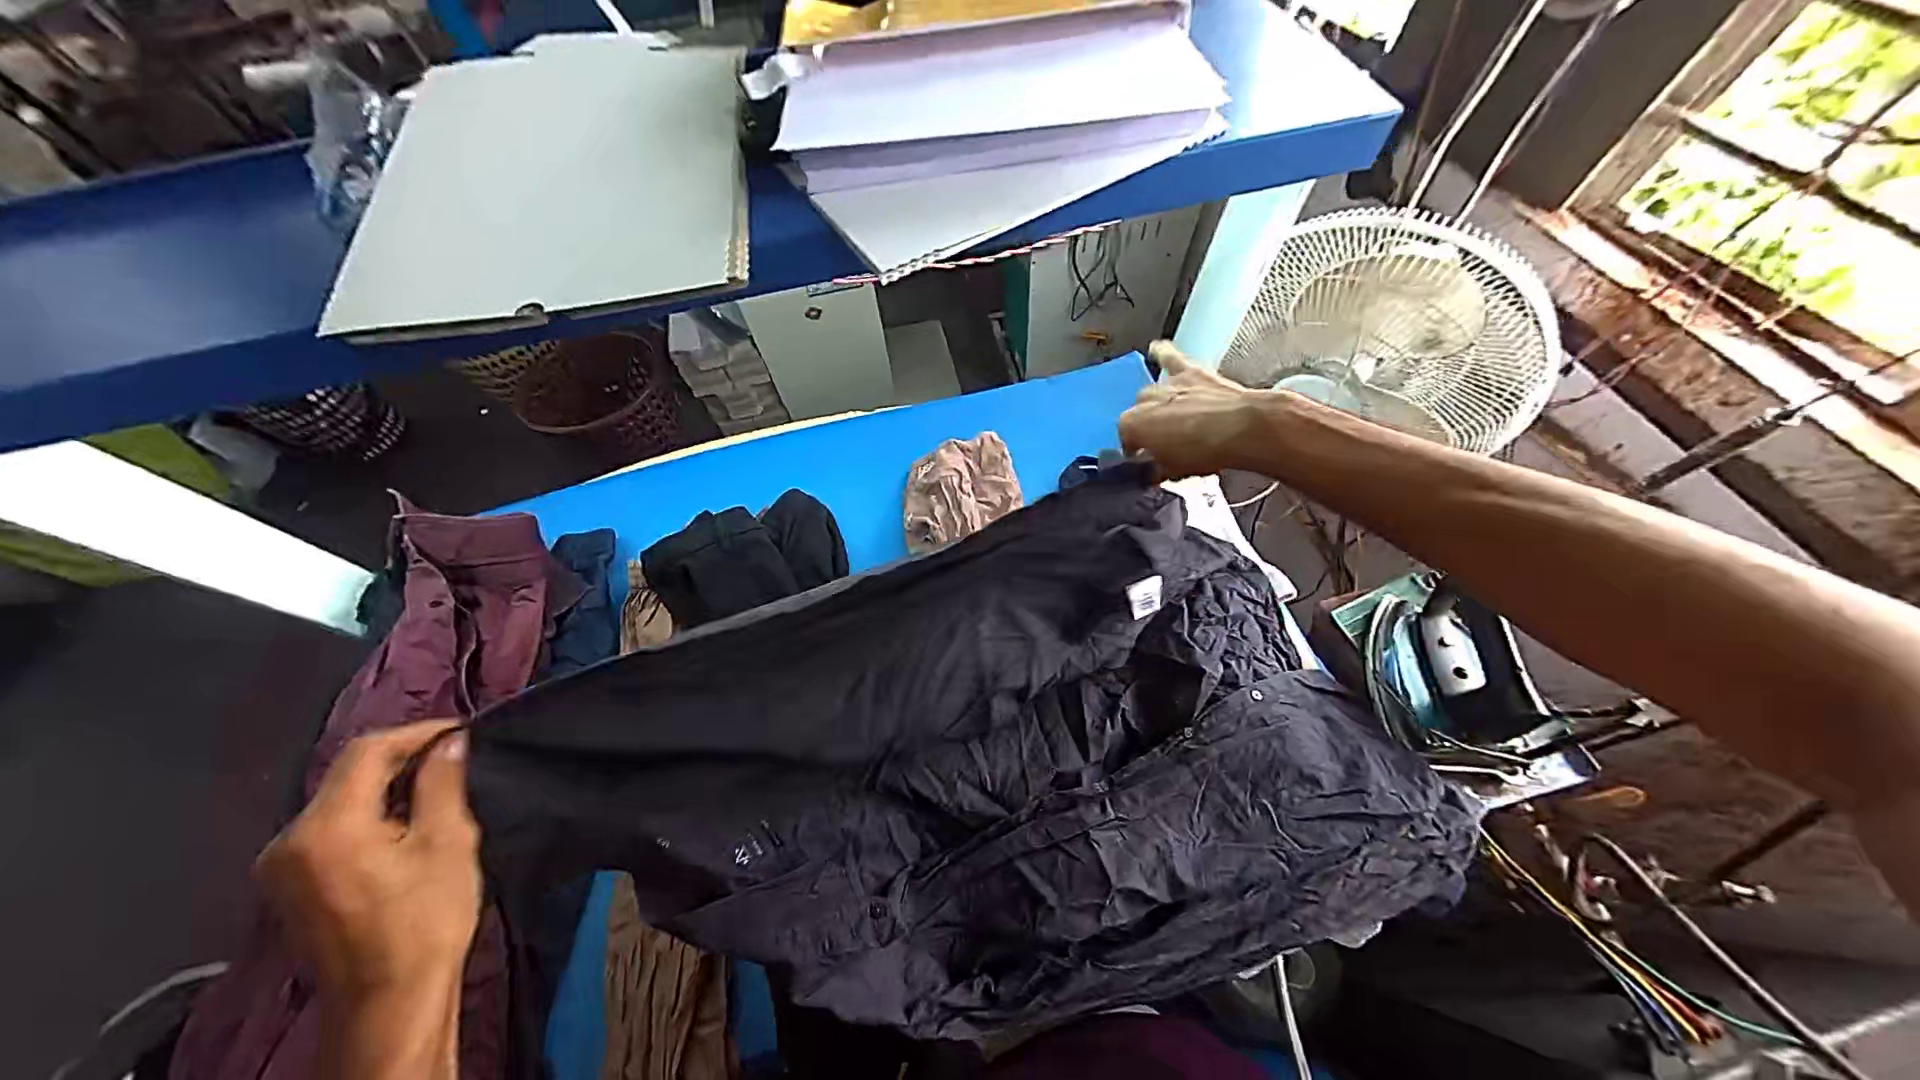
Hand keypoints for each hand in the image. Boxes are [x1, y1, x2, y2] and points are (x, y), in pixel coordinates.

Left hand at [256, 720, 477, 1079]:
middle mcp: (287, 841)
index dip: (417, 731)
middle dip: (404, 756)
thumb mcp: (448, 841)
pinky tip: (406, 816)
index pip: (366, 752)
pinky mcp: (288, 882)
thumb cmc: (427, 918)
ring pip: (339, 797)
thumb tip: (450, 741)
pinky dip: (370, 809)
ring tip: (439, 781)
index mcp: (325, 829)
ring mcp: (280, 865)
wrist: (389, 998)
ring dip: (388, 782)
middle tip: (456, 753)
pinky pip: (330, 824)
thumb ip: (442, 783)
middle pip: (347, 773)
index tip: (461, 730)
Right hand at [1119, 341, 1268, 479]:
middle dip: (1148, 428)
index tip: (1146, 459)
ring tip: (1169, 419)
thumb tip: (1151, 471)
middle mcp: (1144, 399)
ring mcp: (1167, 384)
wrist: (1243, 429)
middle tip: (1163, 443)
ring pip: (1152, 392)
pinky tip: (1155, 349)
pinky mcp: (1190, 372)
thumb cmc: (1206, 450)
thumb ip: (1154, 469)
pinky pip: (1169, 358)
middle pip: (1138, 414)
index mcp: (1132, 425)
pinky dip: (1162, 354)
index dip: (1136, 450)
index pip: (1126, 439)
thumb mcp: (1173, 472)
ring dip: (1157, 404)